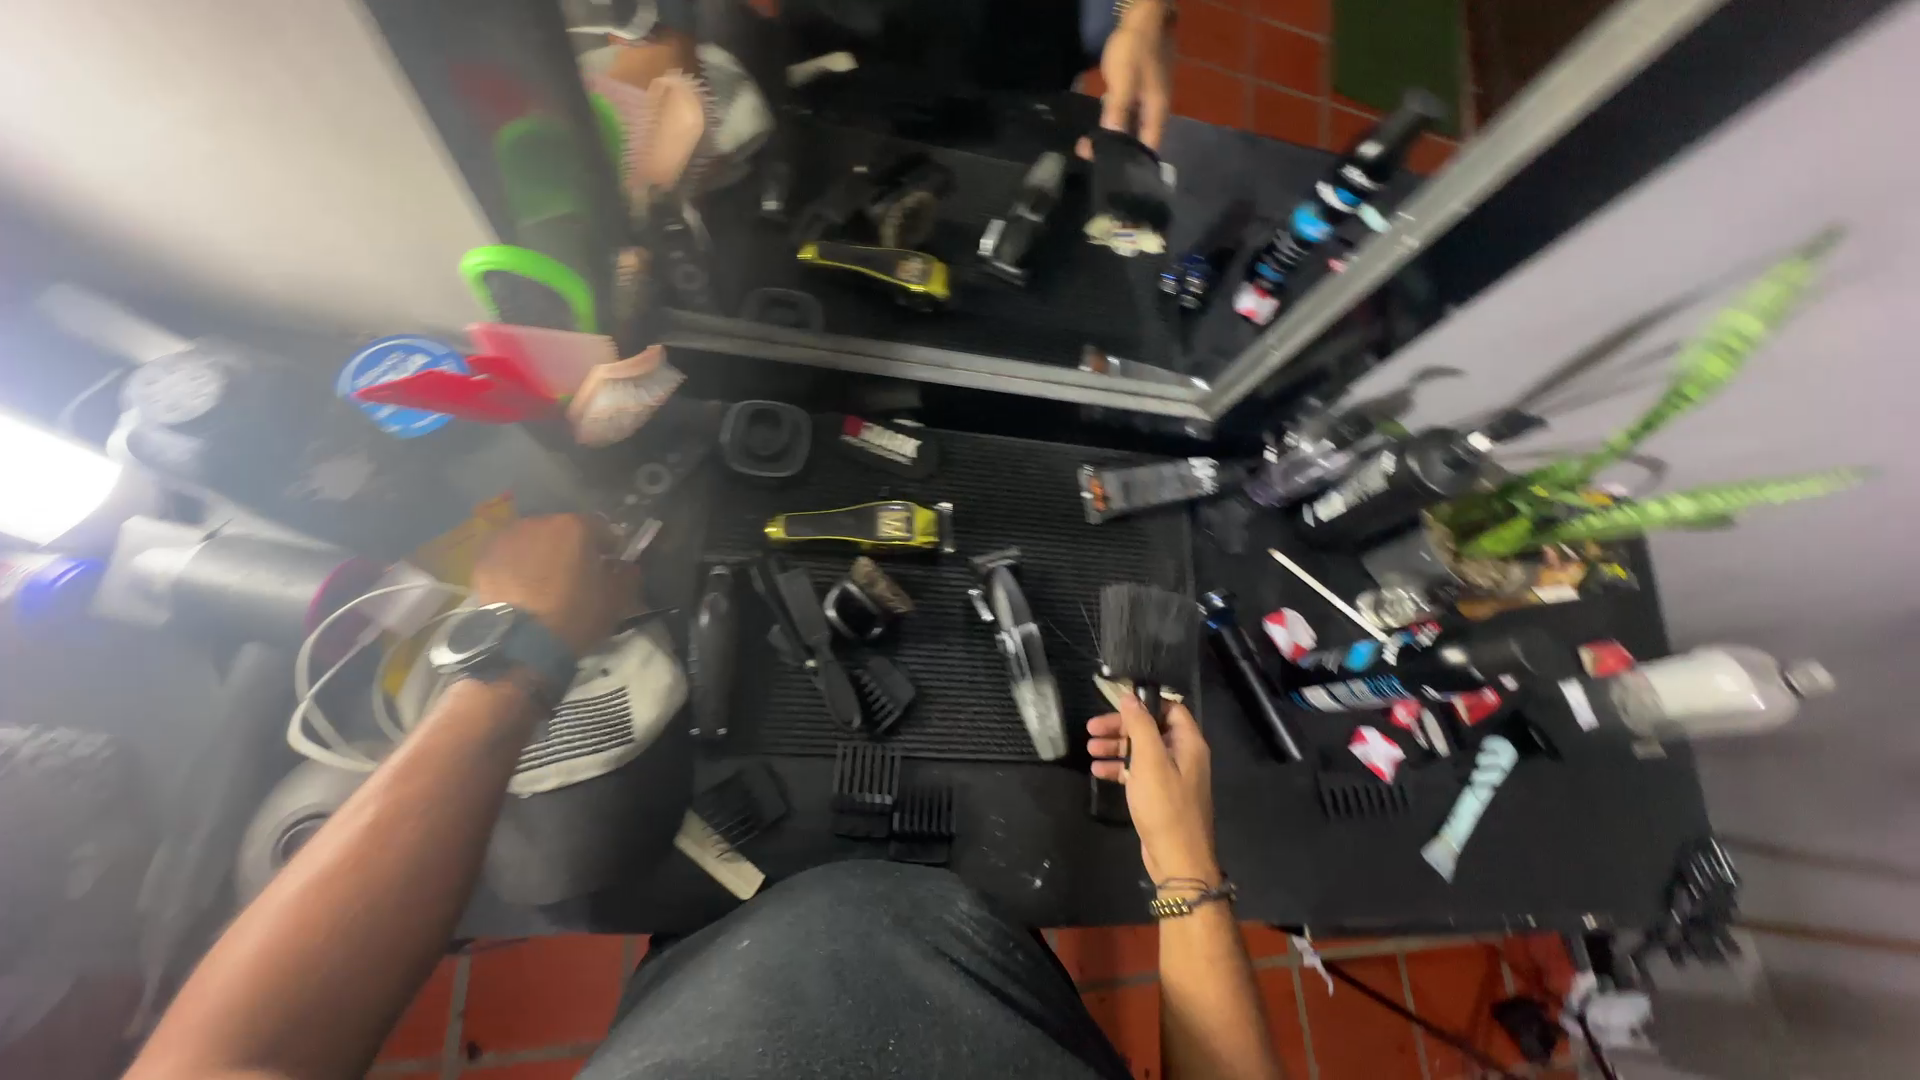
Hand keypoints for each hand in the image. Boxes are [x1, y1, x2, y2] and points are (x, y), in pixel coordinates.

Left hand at [471, 514, 635, 656]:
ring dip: (543, 553)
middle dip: (573, 546)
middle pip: (564, 529)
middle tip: (577, 572)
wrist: (520, 644)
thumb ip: (627, 574)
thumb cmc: (575, 616)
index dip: (610, 547)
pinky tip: (523, 586)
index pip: (603, 528)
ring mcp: (508, 538)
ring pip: (534, 539)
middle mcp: (540, 523)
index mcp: (576, 527)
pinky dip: (518, 564)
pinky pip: (510, 554)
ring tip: (545, 580)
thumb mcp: (617, 599)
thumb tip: (625, 565)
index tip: (611, 564)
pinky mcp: (484, 558)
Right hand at [1088, 696, 1218, 885]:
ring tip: (1089, 749)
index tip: (1115, 703)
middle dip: (1121, 727)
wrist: (1178, 859)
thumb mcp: (1149, 760)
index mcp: (1188, 743)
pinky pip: (1138, 772)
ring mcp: (1172, 776)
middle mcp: (1183, 755)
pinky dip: (1119, 768)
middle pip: (1150, 729)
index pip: (1169, 708)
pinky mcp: (1160, 794)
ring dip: (1115, 746)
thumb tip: (1130, 697)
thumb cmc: (1164, 805)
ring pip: (1141, 751)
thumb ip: (1140, 725)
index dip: (1144, 703)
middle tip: (1091, 728)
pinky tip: (1098, 770)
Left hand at [1090, 0, 1173, 153]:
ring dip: (1112, 138)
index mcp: (1157, 112)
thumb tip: (1112, 141)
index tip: (1113, 175)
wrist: (1143, 13)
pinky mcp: (1137, 91)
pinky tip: (1097, 128)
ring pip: (1129, 127)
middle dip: (1117, 153)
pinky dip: (1112, 122)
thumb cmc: (1135, 47)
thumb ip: (1118, 112)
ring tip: (1089, 148)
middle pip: (1138, 140)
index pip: (1149, 149)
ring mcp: (1146, 100)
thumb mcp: (1123, 81)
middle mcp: (1155, 110)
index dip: (1134, 165)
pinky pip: (1125, 114)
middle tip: (1092, 160)